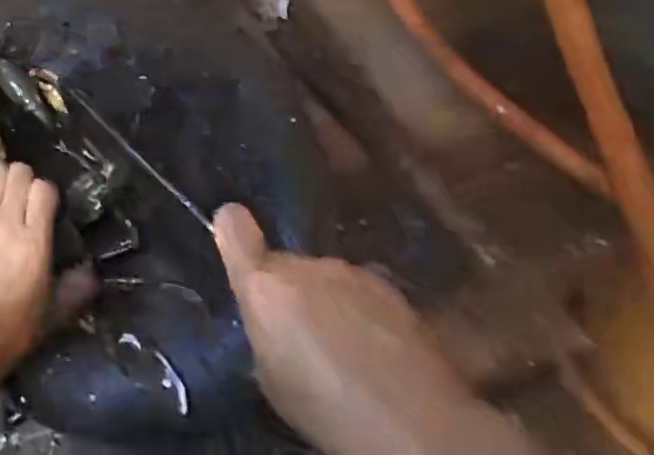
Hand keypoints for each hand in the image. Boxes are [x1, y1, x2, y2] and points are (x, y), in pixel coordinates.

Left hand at [0, 161, 59, 374]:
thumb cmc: (16, 324)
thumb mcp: (55, 310)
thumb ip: (78, 287)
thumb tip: (94, 271)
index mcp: (34, 240)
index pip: (44, 189)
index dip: (48, 193)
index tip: (48, 208)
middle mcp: (6, 221)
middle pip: (19, 171)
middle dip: (27, 179)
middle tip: (26, 199)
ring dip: (2, 175)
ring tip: (4, 192)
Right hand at [213, 204, 536, 454]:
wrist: (420, 427)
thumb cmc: (328, 410)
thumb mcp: (272, 378)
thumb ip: (264, 332)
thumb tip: (273, 319)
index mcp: (263, 285)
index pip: (232, 225)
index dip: (232, 231)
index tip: (238, 247)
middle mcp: (302, 265)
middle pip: (284, 265)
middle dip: (290, 293)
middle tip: (305, 338)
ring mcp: (348, 271)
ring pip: (324, 279)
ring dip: (328, 302)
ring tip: (349, 350)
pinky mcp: (389, 286)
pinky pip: (360, 292)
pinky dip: (363, 313)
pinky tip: (380, 353)